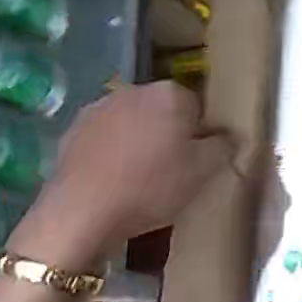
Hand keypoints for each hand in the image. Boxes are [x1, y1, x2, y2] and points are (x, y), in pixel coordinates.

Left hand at [9, 82, 233, 269]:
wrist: (82, 211)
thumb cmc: (151, 188)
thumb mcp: (203, 173)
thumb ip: (223, 148)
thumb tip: (228, 136)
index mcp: (169, 94)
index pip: (196, 107)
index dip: (199, 136)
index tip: (196, 163)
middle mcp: (133, 90)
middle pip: (162, 112)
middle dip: (168, 135)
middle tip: (171, 173)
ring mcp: (98, 108)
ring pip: (131, 123)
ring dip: (138, 143)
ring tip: (139, 181)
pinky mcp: (73, 130)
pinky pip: (104, 139)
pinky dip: (111, 154)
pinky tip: (113, 182)